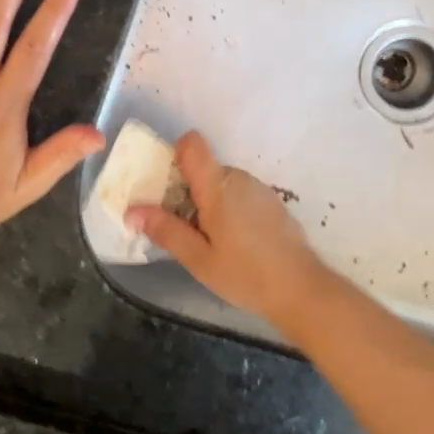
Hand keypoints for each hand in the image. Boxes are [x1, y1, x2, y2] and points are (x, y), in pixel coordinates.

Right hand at [127, 132, 335, 330]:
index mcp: (218, 185)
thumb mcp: (198, 258)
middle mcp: (239, 177)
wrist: (301, 289)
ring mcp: (258, 188)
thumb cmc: (245, 274)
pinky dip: (229, 210)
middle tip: (184, 230)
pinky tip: (235, 244)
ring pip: (222, 183)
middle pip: (203, 169)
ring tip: (210, 243)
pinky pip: (240, 194)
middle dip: (187, 192)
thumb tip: (132, 210)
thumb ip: (166, 230)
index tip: (166, 187)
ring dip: (209, 204)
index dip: (175, 155)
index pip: (192, 144)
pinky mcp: (271, 202)